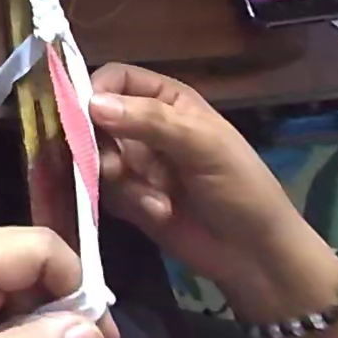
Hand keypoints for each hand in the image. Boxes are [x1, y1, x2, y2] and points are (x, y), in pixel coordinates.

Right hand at [89, 63, 337, 319]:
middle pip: (94, 117)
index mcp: (164, 99)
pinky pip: (104, 189)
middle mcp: (142, 124)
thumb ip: (150, 120)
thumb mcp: (202, 144)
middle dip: (100, 143)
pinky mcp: (128, 195)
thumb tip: (92, 103)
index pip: (115, 78)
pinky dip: (127, 200)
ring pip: (95, 156)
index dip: (94, 90)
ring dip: (119, 179)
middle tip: (113, 167)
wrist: (256, 258)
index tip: (82, 114)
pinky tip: (158, 212)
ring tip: (152, 198)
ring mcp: (134, 160)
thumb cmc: (240, 186)